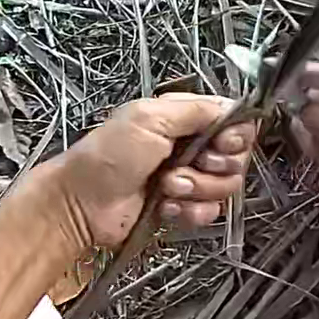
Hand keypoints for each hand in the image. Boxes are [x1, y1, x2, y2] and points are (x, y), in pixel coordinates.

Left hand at [38, 94, 254, 249]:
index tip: (220, 142)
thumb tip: (230, 107)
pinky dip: (191, 211)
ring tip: (168, 185)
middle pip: (235, 156)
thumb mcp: (149, 118)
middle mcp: (189, 145)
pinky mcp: (182, 206)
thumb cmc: (107, 156)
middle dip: (214, 165)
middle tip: (188, 163)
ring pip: (224, 186)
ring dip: (197, 188)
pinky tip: (167, 207)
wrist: (83, 203)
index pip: (232, 120)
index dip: (234, 134)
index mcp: (181, 117)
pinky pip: (209, 211)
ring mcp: (186, 177)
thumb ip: (195, 109)